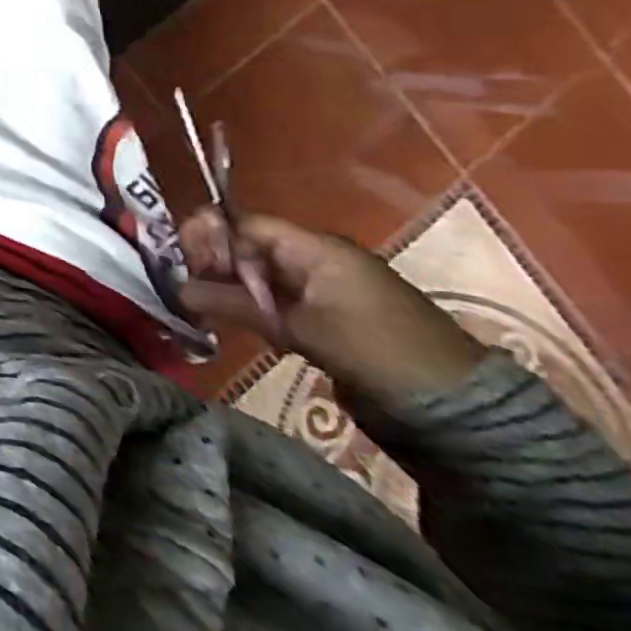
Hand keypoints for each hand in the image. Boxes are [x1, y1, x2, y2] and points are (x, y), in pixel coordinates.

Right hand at [178, 209, 486, 407]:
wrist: (452, 406)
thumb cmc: (375, 350)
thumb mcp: (300, 327)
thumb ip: (236, 305)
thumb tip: (177, 288)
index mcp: (314, 247)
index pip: (246, 224)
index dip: (210, 235)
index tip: (183, 262)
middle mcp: (314, 258)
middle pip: (248, 247)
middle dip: (213, 264)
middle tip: (186, 291)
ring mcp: (320, 288)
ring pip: (257, 276)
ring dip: (227, 288)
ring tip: (198, 309)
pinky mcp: (323, 316)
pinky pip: (274, 299)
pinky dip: (249, 307)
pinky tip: (228, 323)